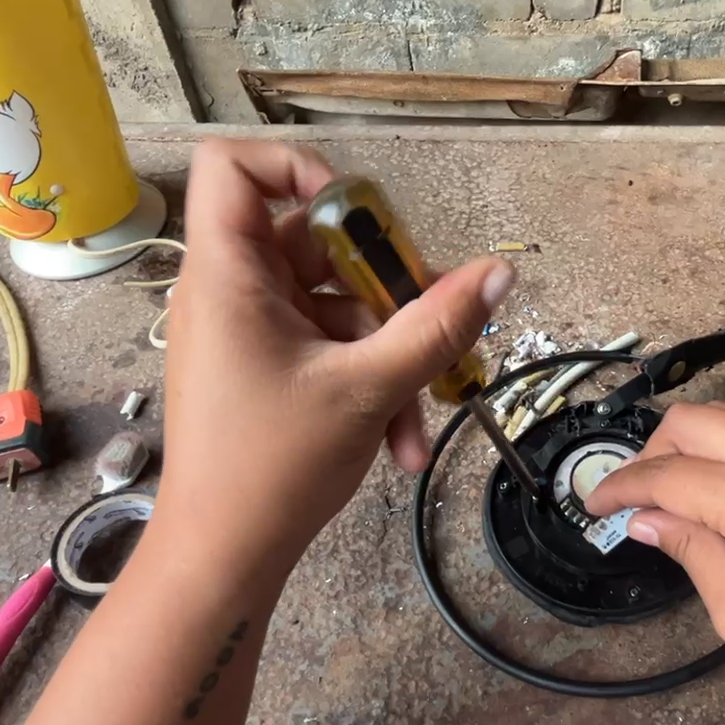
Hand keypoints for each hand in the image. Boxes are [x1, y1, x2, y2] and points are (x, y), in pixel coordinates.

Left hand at [157, 140, 514, 573]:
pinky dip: (367, 379)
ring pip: (335, 306)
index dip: (298, 169)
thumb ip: (437, 325)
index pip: (232, 166)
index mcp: (229, 274)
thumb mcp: (368, 387)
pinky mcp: (268, 365)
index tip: (362, 219)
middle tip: (431, 321)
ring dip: (389, 352)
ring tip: (420, 413)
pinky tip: (398, 440)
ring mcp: (252, 330)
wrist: (224, 558)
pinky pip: (328, 346)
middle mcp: (234, 290)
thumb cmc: (275, 465)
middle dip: (385, 285)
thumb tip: (499, 272)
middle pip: (315, 242)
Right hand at [585, 402, 724, 723]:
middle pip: (690, 420)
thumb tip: (644, 519)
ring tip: (671, 491)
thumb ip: (688, 549)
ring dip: (686, 443)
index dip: (621, 487)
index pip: (667, 474)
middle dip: (650, 451)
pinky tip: (715, 488)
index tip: (594, 503)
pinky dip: (721, 447)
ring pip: (724, 416)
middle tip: (637, 497)